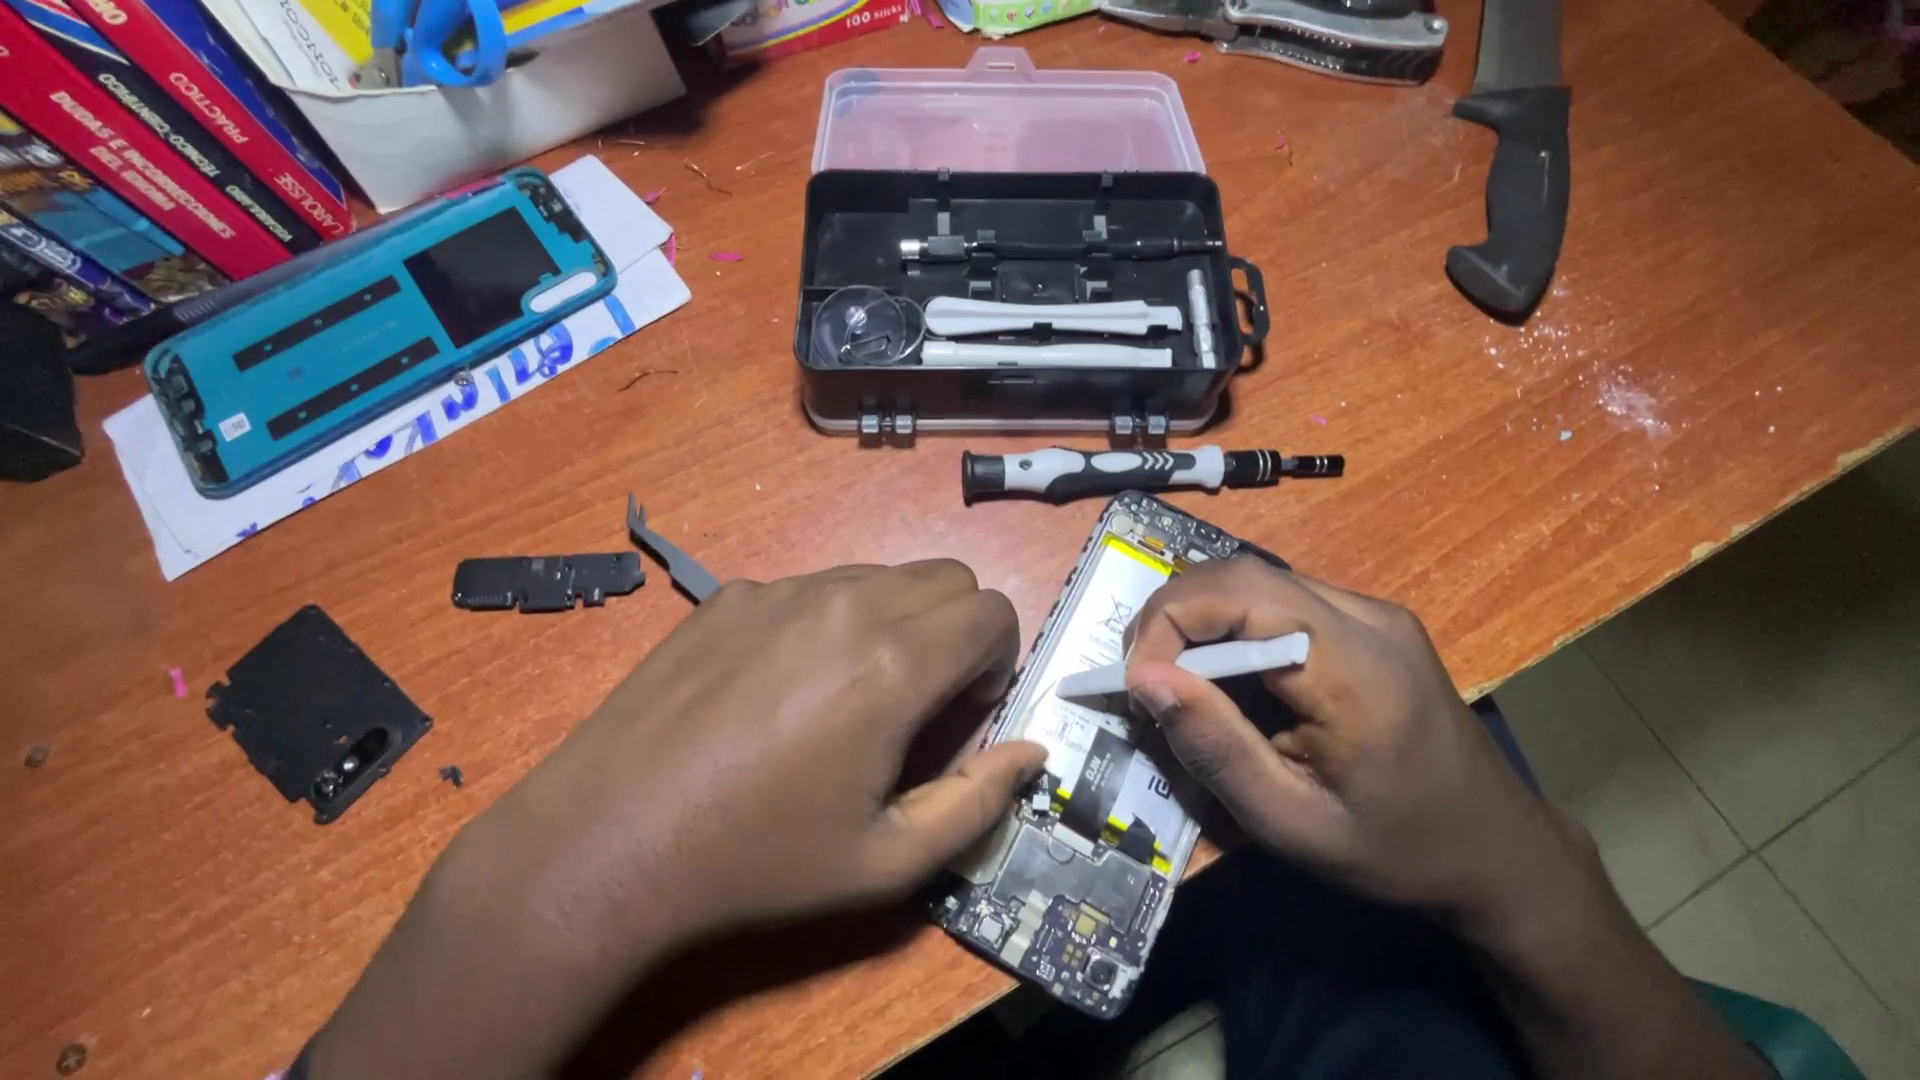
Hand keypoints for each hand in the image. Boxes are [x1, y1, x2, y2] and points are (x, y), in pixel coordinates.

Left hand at [309, 562, 1044, 1079]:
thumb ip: (978, 801)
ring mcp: (781, 590)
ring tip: (845, 694)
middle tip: (916, 701)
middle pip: (947, 578)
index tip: (961, 712)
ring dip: (896, 620)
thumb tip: (1031, 751)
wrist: (608, 839)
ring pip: (881, 574)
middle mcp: (845, 603)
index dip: (997, 661)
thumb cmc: (758, 859)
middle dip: (957, 632)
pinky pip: (813, 587)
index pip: (993, 611)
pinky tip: (778, 686)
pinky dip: (830, 620)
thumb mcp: (886, 860)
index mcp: (893, 662)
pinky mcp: (730, 595)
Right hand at [1123, 557, 1589, 933]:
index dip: (1168, 623)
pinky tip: (1227, 680)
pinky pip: (1278, 602)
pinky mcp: (1369, 622)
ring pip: (1254, 582)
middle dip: (1172, 617)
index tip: (1139, 688)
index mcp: (1356, 667)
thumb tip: (1143, 679)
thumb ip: (1216, 747)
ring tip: (1178, 683)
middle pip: (1241, 575)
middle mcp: (1367, 616)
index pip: (1238, 594)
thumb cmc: (1395, 849)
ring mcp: (1373, 612)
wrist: (1498, 851)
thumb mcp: (1292, 821)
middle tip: (1145, 682)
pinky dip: (1232, 630)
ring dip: (1198, 621)